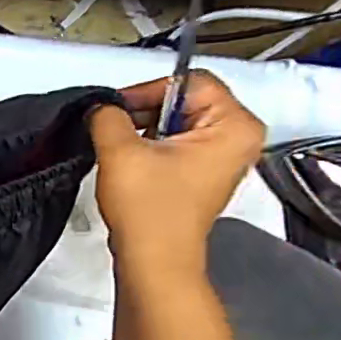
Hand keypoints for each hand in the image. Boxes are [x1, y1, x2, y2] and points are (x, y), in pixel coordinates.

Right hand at [88, 72, 264, 275]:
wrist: (153, 258)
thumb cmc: (150, 211)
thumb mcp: (120, 150)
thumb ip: (107, 116)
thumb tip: (102, 108)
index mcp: (235, 126)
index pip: (190, 81)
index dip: (147, 91)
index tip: (116, 108)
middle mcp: (237, 139)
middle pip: (185, 100)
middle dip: (143, 111)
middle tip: (111, 126)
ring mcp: (220, 159)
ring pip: (176, 123)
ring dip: (142, 130)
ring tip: (117, 147)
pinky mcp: (200, 175)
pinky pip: (173, 144)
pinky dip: (148, 147)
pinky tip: (128, 162)